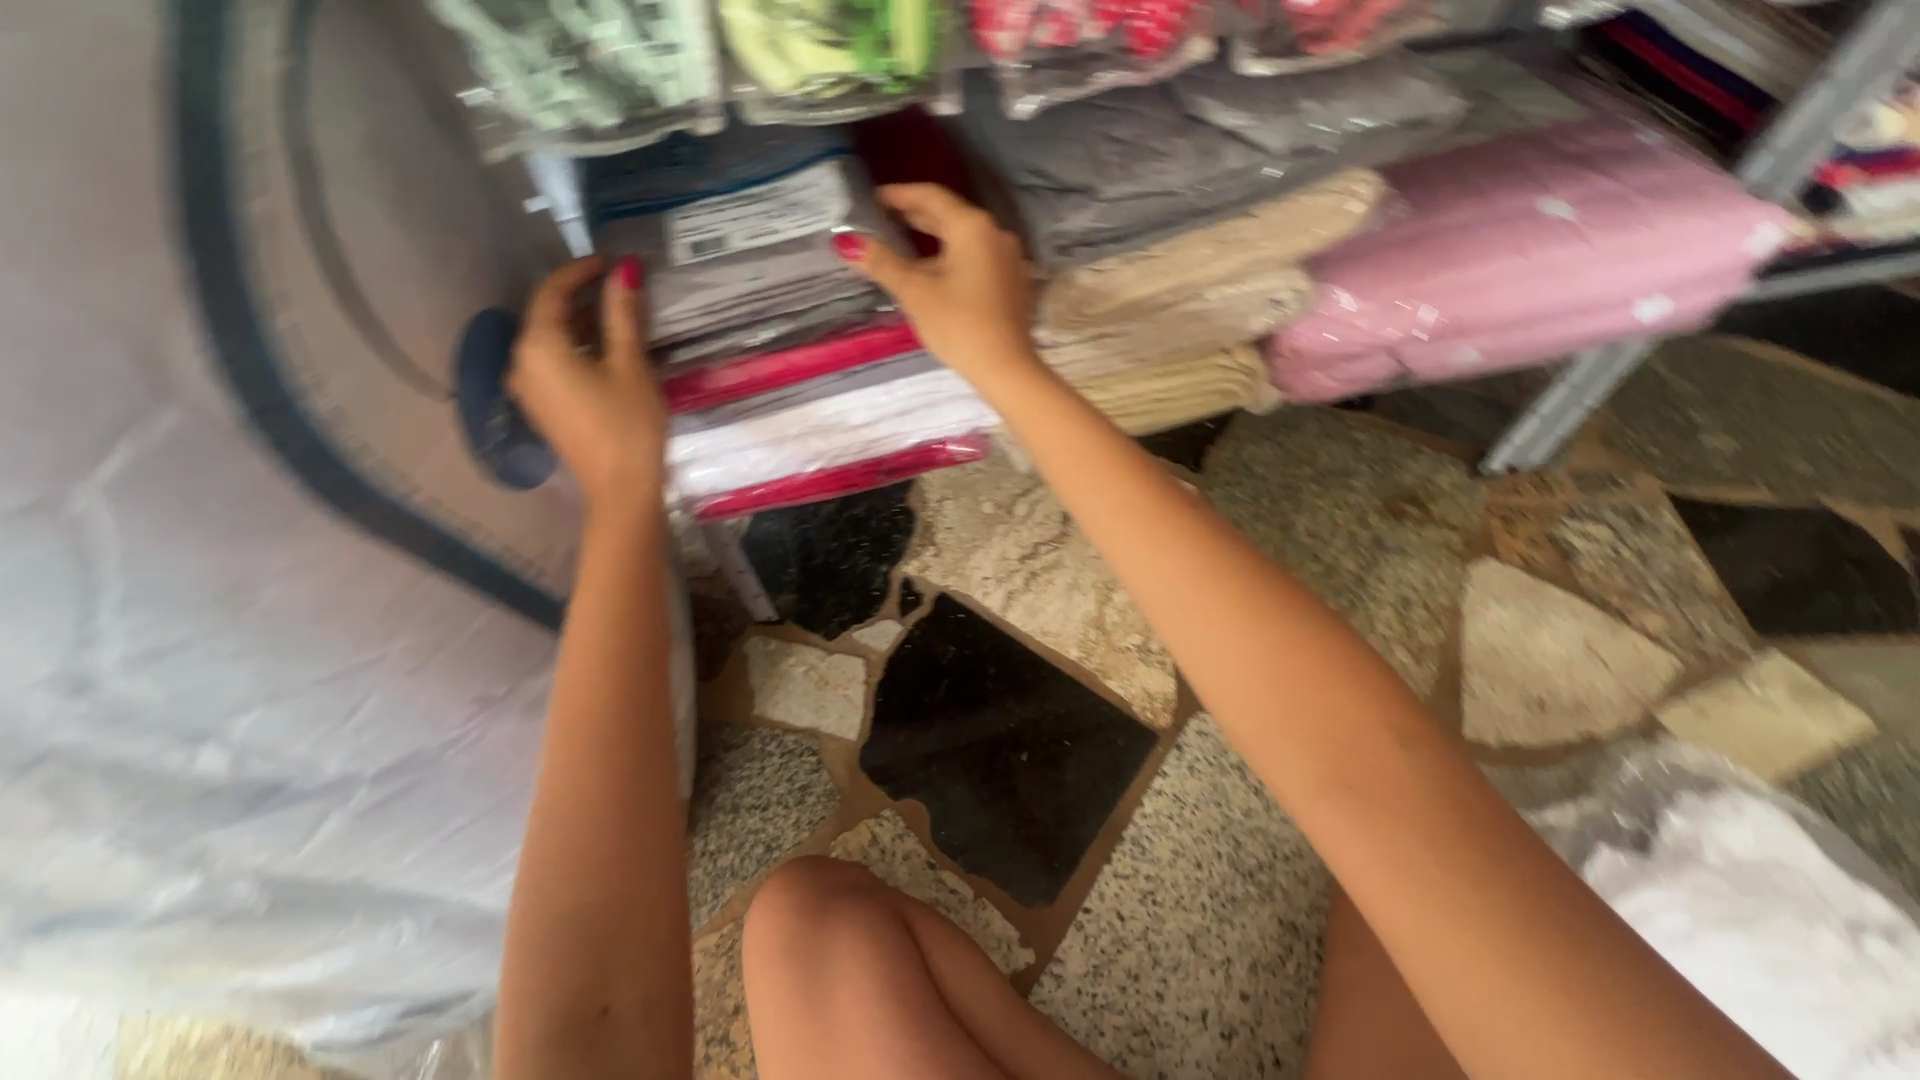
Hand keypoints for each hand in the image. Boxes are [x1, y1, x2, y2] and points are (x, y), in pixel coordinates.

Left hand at [509, 255, 668, 511]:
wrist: (620, 488)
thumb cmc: (628, 423)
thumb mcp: (630, 363)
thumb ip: (623, 314)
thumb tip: (625, 270)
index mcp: (539, 345)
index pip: (552, 291)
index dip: (580, 271)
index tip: (612, 262)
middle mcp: (521, 362)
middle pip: (547, 315)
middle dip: (582, 297)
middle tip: (620, 286)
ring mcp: (527, 388)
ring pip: (550, 341)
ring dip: (581, 324)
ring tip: (619, 316)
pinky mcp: (541, 407)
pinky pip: (552, 364)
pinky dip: (576, 348)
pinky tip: (606, 350)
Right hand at [837, 184, 1044, 387]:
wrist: (1005, 369)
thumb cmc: (958, 325)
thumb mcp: (915, 292)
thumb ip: (882, 262)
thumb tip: (846, 243)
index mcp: (973, 227)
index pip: (931, 196)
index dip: (899, 195)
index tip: (873, 199)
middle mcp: (995, 234)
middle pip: (949, 216)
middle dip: (914, 217)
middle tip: (881, 219)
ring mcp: (1008, 259)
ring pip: (963, 240)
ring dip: (931, 241)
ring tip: (900, 247)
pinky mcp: (1011, 283)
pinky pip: (975, 259)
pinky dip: (950, 259)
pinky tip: (930, 274)